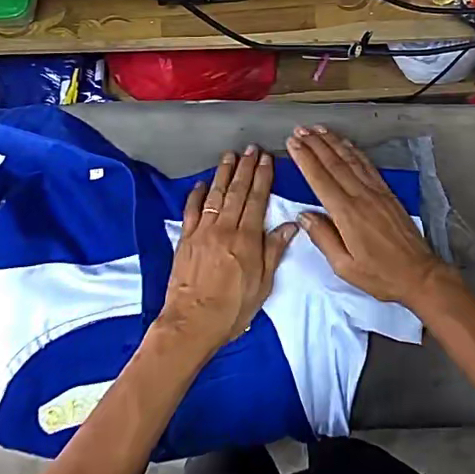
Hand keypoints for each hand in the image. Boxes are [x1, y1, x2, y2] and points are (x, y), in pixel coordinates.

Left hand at [155, 146, 296, 351]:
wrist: (192, 324)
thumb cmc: (233, 307)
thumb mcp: (264, 283)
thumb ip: (274, 250)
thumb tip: (289, 225)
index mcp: (246, 238)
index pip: (257, 199)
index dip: (262, 177)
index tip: (266, 160)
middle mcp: (224, 229)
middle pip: (236, 192)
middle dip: (245, 169)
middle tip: (251, 149)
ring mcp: (202, 233)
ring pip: (214, 196)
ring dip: (223, 175)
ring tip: (229, 157)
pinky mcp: (185, 241)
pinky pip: (191, 212)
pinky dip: (195, 196)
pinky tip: (200, 185)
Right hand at [286, 125, 459, 309]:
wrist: (418, 273)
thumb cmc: (379, 275)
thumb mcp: (344, 266)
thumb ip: (323, 237)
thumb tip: (304, 215)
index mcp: (348, 214)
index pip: (321, 180)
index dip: (305, 159)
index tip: (292, 144)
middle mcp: (363, 197)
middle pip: (335, 164)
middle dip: (315, 144)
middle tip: (300, 129)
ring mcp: (378, 193)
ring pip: (352, 161)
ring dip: (334, 143)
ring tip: (319, 129)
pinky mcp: (388, 194)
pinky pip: (368, 167)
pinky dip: (355, 153)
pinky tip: (347, 145)